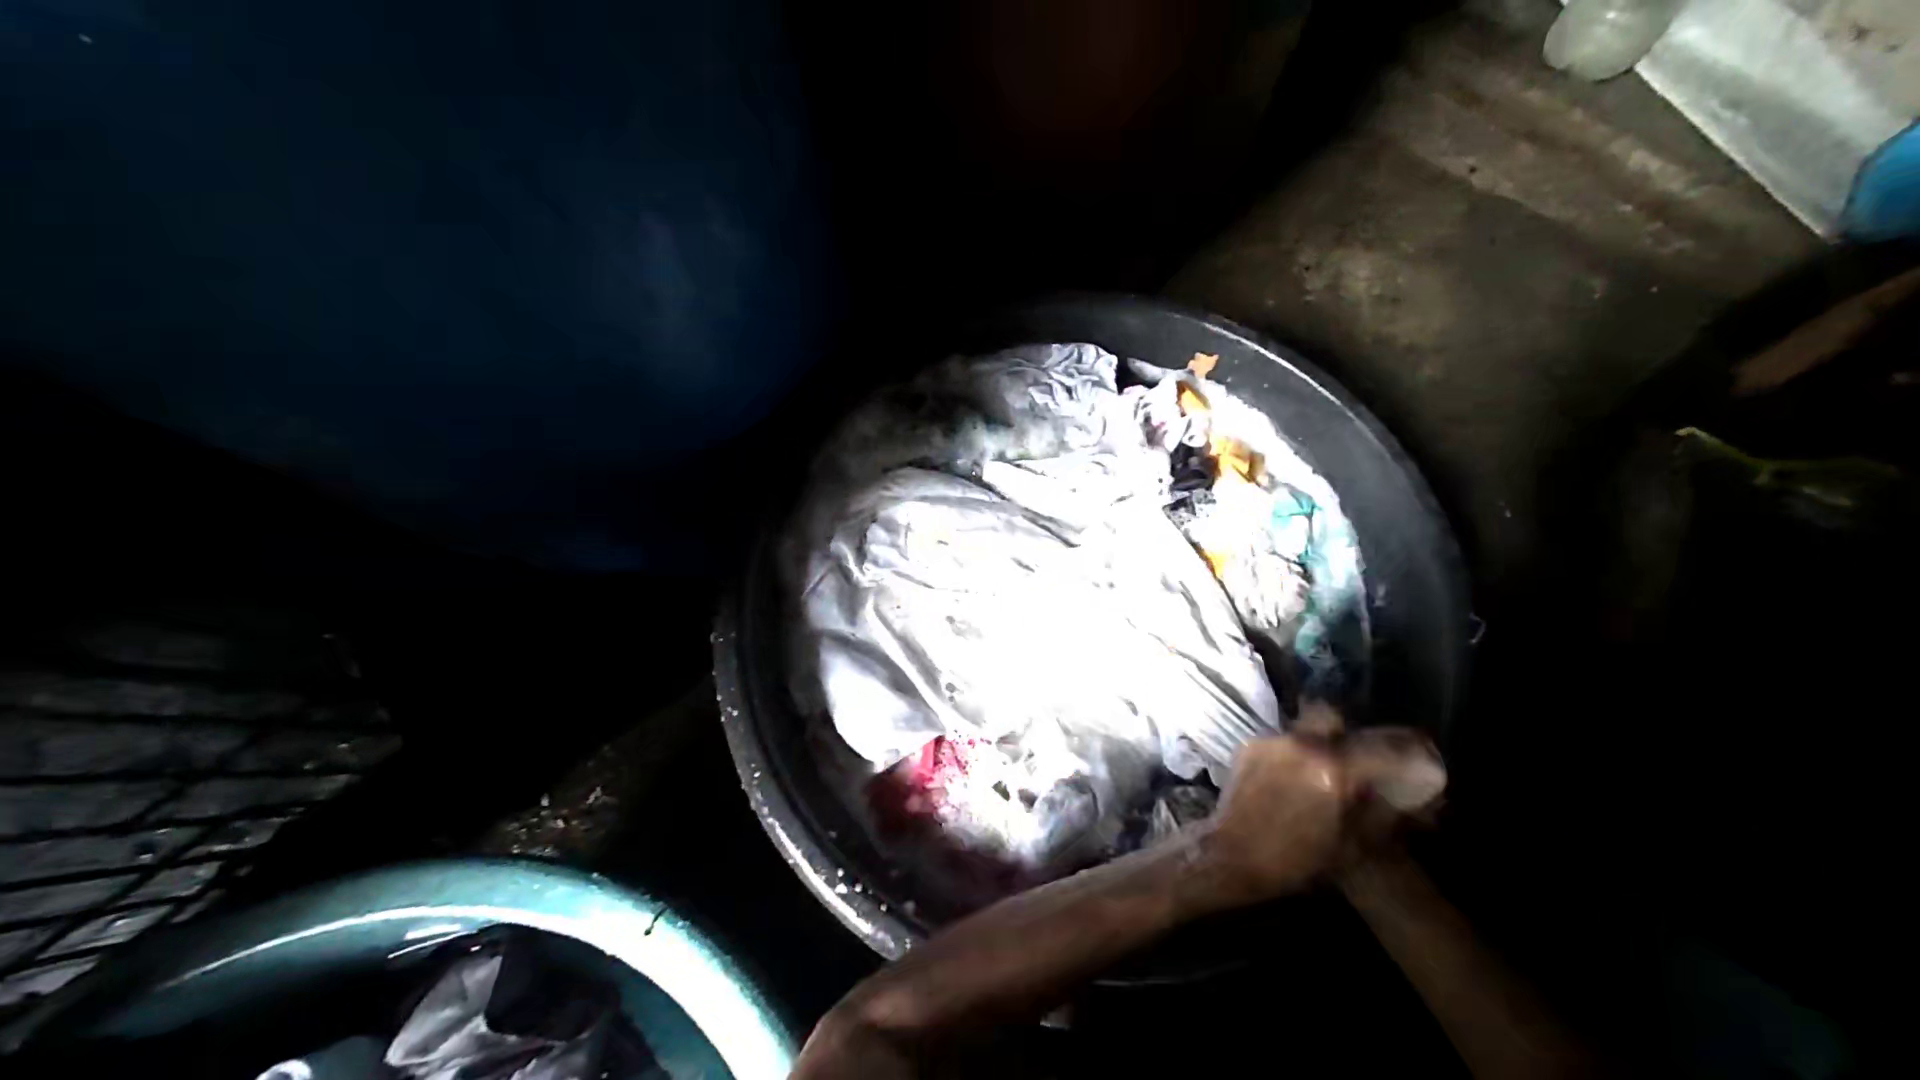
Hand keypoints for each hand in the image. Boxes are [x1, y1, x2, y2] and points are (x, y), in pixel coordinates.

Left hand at [1194, 706, 1444, 908]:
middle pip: (1335, 715)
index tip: (1420, 756)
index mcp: (1333, 768)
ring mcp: (1271, 740)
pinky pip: (1284, 739)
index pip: (1384, 744)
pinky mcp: (1250, 745)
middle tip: (1363, 754)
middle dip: (1353, 730)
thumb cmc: (1297, 860)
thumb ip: (1386, 812)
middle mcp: (1301, 744)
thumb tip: (1418, 801)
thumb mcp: (1354, 845)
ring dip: (1322, 741)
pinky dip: (1297, 751)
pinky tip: (1297, 775)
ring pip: (1306, 726)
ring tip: (1328, 767)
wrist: (1233, 854)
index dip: (1409, 748)